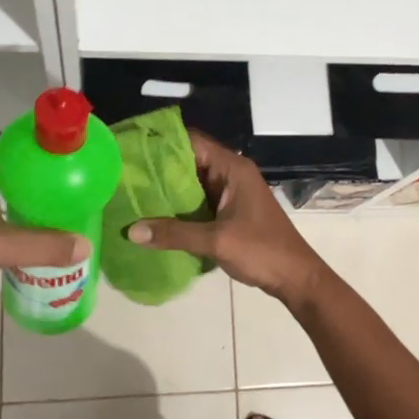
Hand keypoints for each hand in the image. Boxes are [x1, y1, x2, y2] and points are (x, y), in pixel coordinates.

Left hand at [0, 133, 88, 297]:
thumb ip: (42, 246)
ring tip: (66, 209)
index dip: (63, 152)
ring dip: (35, 189)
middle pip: (25, 157)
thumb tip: (85, 246)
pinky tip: (32, 221)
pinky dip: (16, 199)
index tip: (88, 169)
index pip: (34, 137)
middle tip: (83, 193)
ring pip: (10, 174)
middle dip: (53, 174)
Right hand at [127, 132, 328, 303]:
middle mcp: (230, 174)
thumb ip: (174, 234)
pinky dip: (178, 207)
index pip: (192, 141)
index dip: (162, 142)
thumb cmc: (262, 251)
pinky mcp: (228, 212)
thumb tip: (131, 230)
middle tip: (123, 174)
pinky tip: (153, 216)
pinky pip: (197, 202)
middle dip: (158, 168)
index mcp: (232, 168)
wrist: (295, 277)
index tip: (131, 148)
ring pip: (191, 183)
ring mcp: (230, 193)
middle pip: (188, 161)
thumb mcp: (217, 241)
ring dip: (166, 190)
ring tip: (130, 193)